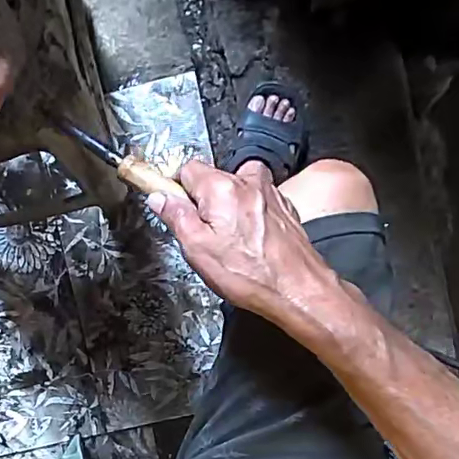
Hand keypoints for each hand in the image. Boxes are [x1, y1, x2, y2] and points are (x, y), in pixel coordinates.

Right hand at [148, 160, 353, 331]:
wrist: (298, 290)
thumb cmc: (251, 274)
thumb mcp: (197, 249)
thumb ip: (176, 217)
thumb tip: (159, 197)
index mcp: (221, 187)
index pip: (187, 169)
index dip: (177, 189)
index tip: (174, 206)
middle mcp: (248, 181)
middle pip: (213, 178)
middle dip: (204, 201)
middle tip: (203, 234)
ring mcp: (269, 193)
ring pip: (237, 189)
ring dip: (228, 207)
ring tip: (228, 240)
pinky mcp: (284, 207)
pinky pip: (256, 202)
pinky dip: (249, 215)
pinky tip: (249, 242)